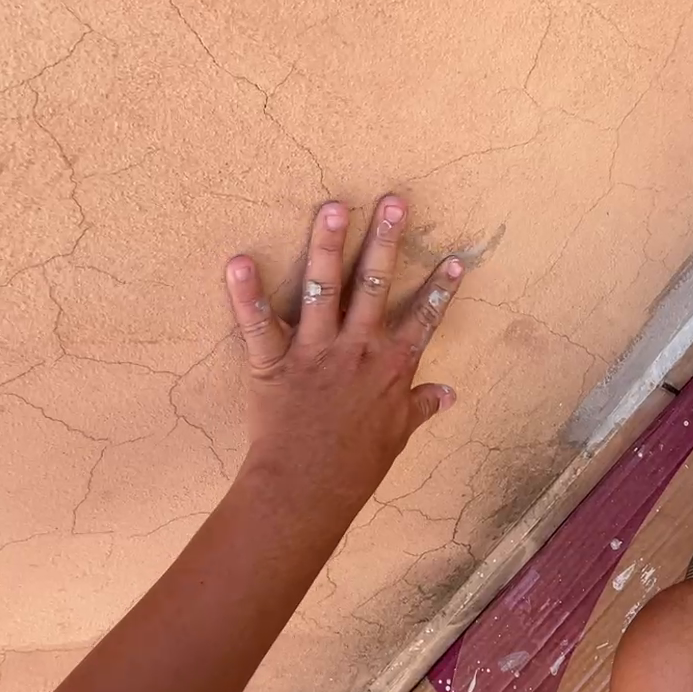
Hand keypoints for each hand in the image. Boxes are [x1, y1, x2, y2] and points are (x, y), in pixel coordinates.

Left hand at [223, 196, 461, 505]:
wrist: (307, 491)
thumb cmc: (357, 465)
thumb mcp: (399, 433)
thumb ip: (422, 405)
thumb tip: (450, 394)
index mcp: (392, 365)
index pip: (424, 318)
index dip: (441, 289)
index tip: (455, 259)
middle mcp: (358, 348)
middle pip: (375, 284)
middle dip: (386, 239)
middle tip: (394, 200)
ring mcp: (316, 351)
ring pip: (322, 288)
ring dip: (327, 245)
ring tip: (333, 207)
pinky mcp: (274, 363)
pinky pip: (257, 325)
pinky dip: (244, 294)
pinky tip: (237, 260)